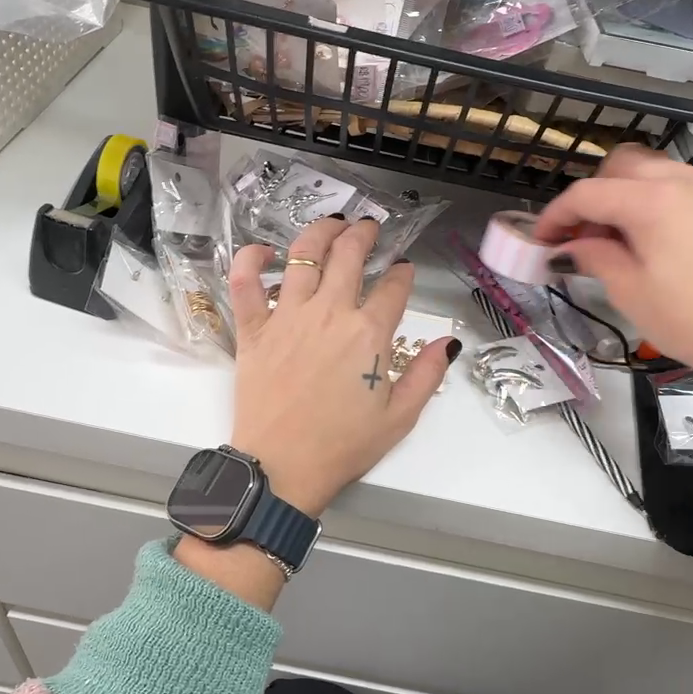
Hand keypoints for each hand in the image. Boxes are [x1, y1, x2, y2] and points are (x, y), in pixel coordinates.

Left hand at [222, 216, 457, 516]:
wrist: (282, 467)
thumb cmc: (343, 447)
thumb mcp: (399, 418)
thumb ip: (426, 375)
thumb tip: (447, 342)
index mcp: (369, 334)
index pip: (393, 287)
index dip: (403, 274)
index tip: (404, 272)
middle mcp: (329, 313)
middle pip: (349, 255)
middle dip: (364, 235)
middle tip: (369, 230)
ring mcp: (287, 317)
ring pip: (303, 255)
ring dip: (320, 232)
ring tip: (331, 225)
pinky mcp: (253, 330)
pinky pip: (245, 283)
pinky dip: (250, 261)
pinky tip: (263, 251)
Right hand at [534, 146, 692, 420]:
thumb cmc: (688, 321)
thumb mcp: (628, 291)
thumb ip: (593, 256)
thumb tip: (567, 247)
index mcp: (653, 200)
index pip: (588, 193)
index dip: (555, 215)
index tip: (540, 240)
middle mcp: (687, 180)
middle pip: (623, 164)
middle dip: (595, 195)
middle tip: (583, 238)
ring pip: (659, 172)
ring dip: (630, 197)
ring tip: (623, 242)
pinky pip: (690, 190)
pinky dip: (664, 205)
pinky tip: (663, 246)